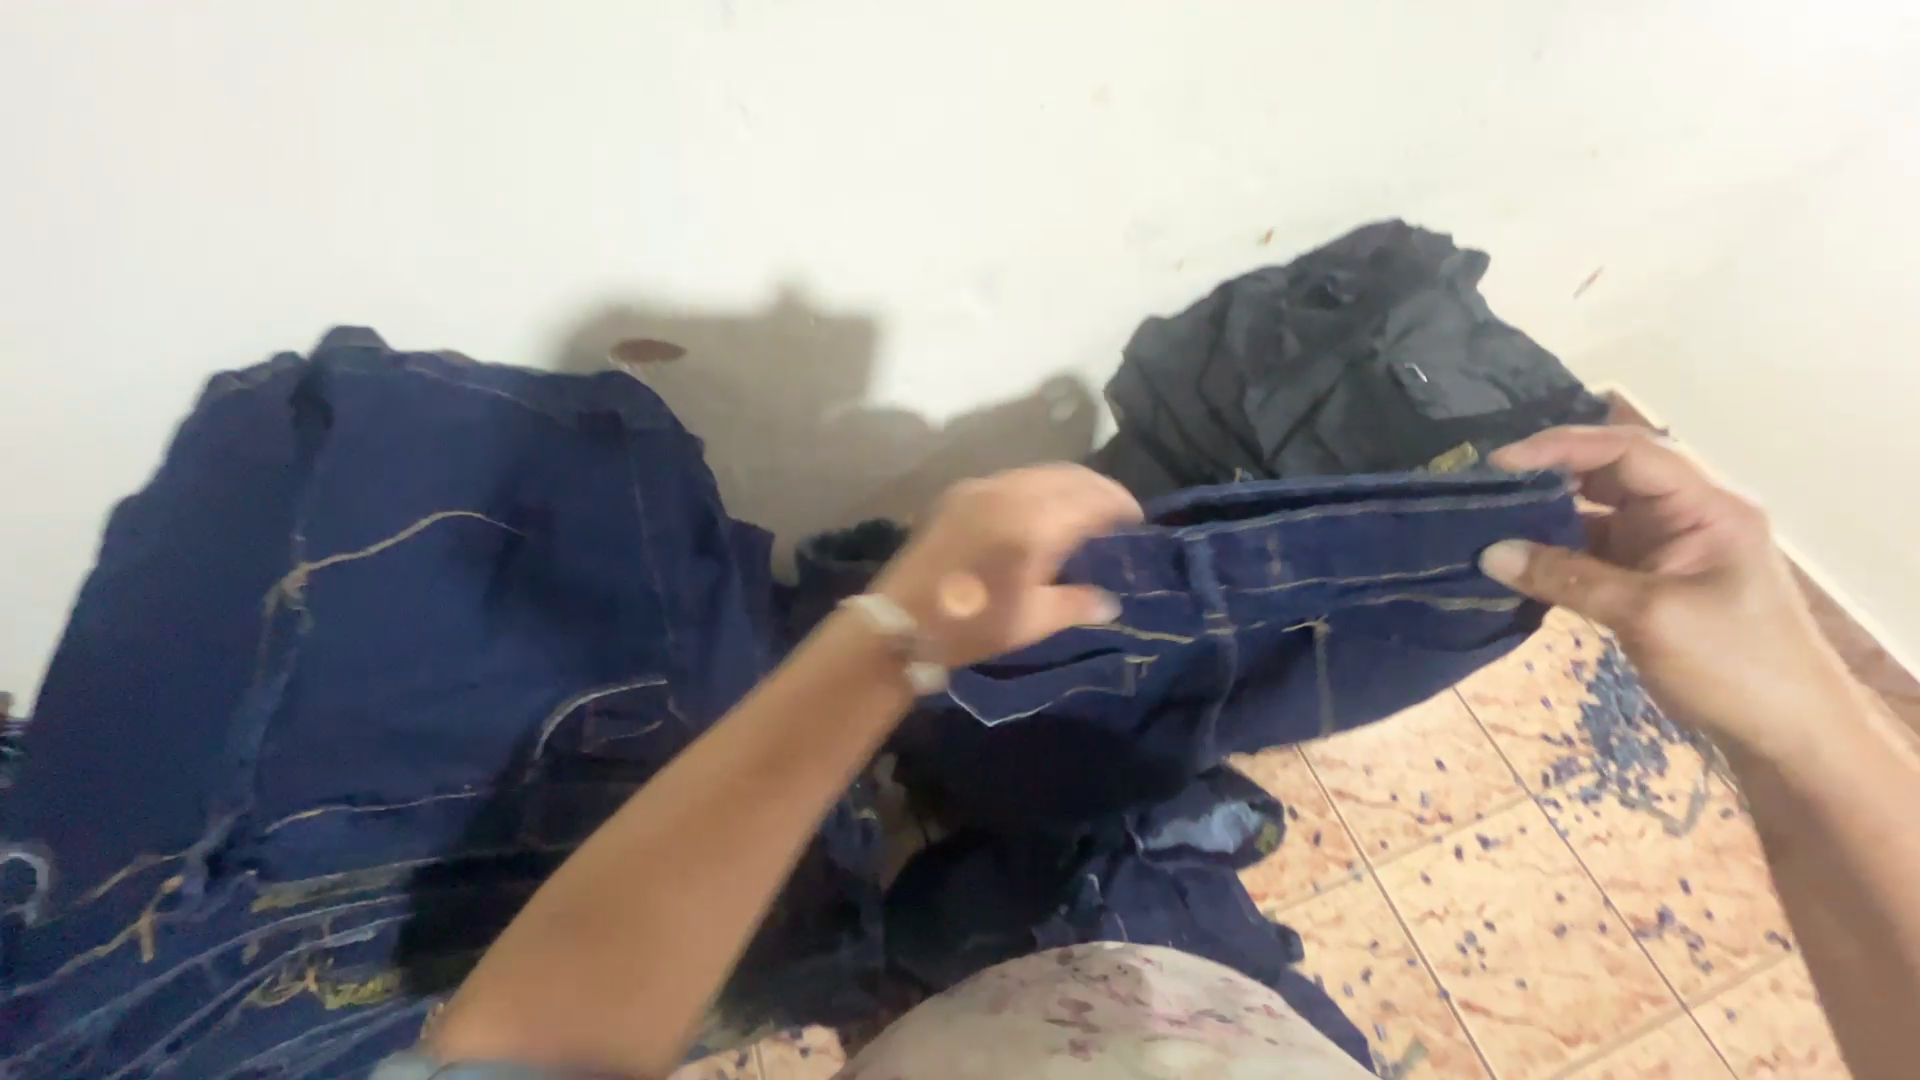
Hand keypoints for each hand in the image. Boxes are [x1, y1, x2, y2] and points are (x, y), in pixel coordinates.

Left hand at [868, 463, 1143, 667]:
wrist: (898, 621)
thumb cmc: (970, 624)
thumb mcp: (1032, 620)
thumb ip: (1077, 603)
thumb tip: (1110, 601)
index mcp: (1034, 521)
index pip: (1092, 497)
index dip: (1120, 505)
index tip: (1137, 522)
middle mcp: (1010, 492)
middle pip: (1068, 475)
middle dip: (1097, 490)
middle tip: (1115, 515)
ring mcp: (980, 488)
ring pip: (1039, 473)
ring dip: (1067, 486)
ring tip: (1081, 513)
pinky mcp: (959, 495)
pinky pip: (1011, 480)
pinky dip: (1036, 488)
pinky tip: (1040, 513)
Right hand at [1479, 426, 1856, 753]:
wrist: (1784, 734)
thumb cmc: (1734, 665)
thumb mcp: (1647, 616)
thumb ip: (1567, 578)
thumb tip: (1488, 553)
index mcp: (1706, 508)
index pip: (1628, 453)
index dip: (1562, 447)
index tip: (1499, 463)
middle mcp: (1684, 517)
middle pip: (1608, 473)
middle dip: (1546, 472)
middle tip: (1484, 483)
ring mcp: (1663, 548)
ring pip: (1592, 512)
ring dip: (1541, 513)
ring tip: (1484, 517)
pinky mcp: (1643, 579)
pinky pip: (1586, 550)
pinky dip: (1547, 550)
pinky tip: (1510, 558)